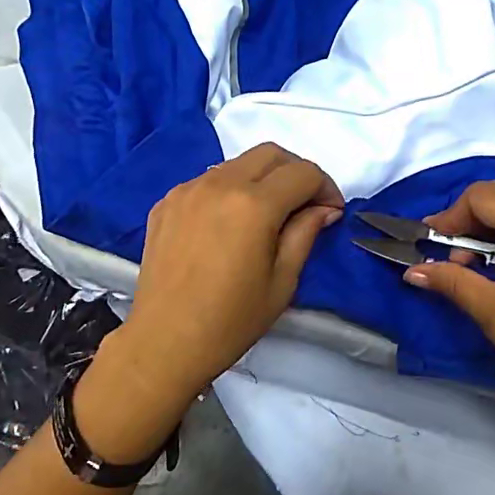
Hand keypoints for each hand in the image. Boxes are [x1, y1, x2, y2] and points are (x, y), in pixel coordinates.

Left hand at [76, 144, 343, 461]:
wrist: (164, 341)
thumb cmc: (230, 321)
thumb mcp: (282, 282)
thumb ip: (305, 234)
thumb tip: (323, 208)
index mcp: (253, 204)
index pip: (302, 172)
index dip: (325, 187)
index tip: (330, 210)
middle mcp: (218, 184)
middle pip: (269, 153)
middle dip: (295, 171)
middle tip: (304, 203)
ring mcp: (187, 190)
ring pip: (235, 163)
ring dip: (260, 178)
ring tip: (266, 214)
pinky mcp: (166, 202)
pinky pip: (207, 181)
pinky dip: (228, 189)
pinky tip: (228, 222)